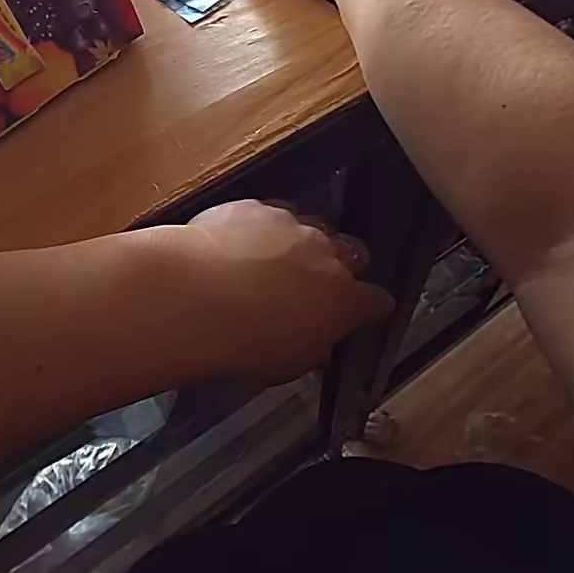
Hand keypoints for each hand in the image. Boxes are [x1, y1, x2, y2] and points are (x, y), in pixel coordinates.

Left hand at [168, 201, 391, 383]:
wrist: (198, 296)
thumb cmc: (244, 338)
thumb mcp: (288, 364)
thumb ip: (313, 347)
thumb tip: (315, 343)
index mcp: (343, 300)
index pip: (375, 301)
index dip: (372, 306)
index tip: (366, 310)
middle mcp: (326, 254)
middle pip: (352, 253)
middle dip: (342, 265)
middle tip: (318, 283)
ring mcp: (292, 225)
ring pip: (312, 226)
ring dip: (301, 243)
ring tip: (274, 263)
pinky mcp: (257, 208)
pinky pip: (270, 214)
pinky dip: (261, 228)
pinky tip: (240, 245)